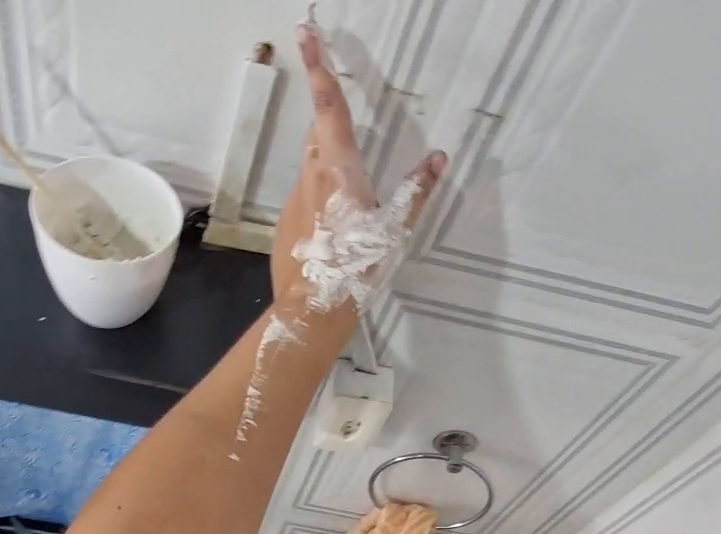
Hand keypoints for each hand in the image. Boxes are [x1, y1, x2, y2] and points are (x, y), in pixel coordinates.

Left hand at [270, 22, 446, 310]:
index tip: (307, 34)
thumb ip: (415, 191)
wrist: (311, 313)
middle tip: (349, 132)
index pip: (329, 107)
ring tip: (350, 204)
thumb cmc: (357, 269)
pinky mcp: (284, 227)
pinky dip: (319, 204)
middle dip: (331, 125)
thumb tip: (437, 158)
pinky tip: (333, 234)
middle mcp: (310, 178)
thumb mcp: (395, 231)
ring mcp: (292, 203)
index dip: (320, 68)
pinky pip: (304, 202)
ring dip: (329, 172)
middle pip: (318, 137)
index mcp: (339, 169)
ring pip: (311, 172)